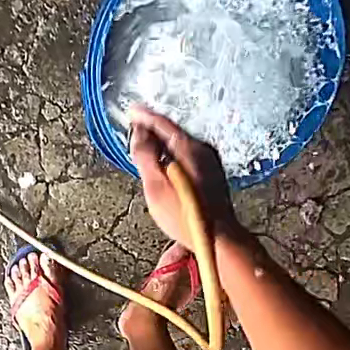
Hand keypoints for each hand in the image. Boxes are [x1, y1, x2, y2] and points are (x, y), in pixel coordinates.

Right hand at [127, 105, 240, 253]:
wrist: (217, 238)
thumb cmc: (185, 216)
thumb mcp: (156, 186)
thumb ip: (145, 156)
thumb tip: (138, 133)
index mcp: (189, 149)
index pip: (163, 124)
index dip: (144, 117)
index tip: (131, 111)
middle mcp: (203, 151)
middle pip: (173, 134)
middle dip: (152, 130)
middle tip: (135, 129)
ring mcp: (210, 163)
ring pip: (180, 146)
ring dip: (162, 145)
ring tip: (145, 148)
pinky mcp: (212, 176)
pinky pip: (187, 156)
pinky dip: (172, 155)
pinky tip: (164, 166)